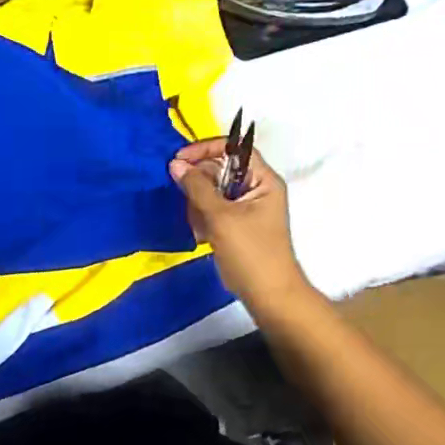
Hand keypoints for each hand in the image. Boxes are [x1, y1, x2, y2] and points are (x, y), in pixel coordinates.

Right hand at [170, 139, 314, 308]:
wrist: (270, 296)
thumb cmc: (251, 253)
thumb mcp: (220, 217)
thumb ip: (196, 187)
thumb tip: (175, 164)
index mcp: (263, 180)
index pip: (234, 148)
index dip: (206, 149)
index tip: (180, 160)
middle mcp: (256, 188)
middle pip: (219, 169)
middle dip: (199, 183)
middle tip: (185, 199)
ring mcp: (246, 206)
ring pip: (212, 190)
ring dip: (199, 204)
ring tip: (199, 226)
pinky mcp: (237, 223)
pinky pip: (213, 208)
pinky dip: (203, 217)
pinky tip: (202, 235)